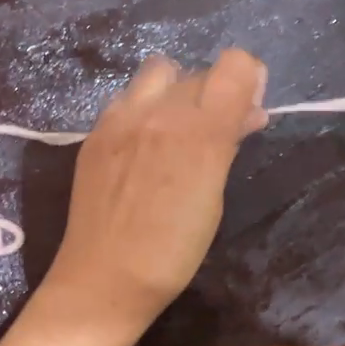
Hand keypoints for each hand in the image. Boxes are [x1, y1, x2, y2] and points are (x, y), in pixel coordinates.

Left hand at [41, 50, 268, 331]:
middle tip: (218, 130)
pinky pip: (126, 99)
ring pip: (159, 73)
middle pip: (199, 72)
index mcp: (200, 132)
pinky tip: (142, 144)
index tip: (248, 109)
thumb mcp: (214, 201)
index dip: (249, 81)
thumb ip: (227, 148)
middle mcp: (158, 112)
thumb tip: (246, 114)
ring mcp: (120, 119)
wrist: (104, 279)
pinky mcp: (94, 133)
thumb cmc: (171, 255)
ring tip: (176, 129)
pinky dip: (143, 109)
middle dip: (215, 93)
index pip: (236, 66)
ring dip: (175, 90)